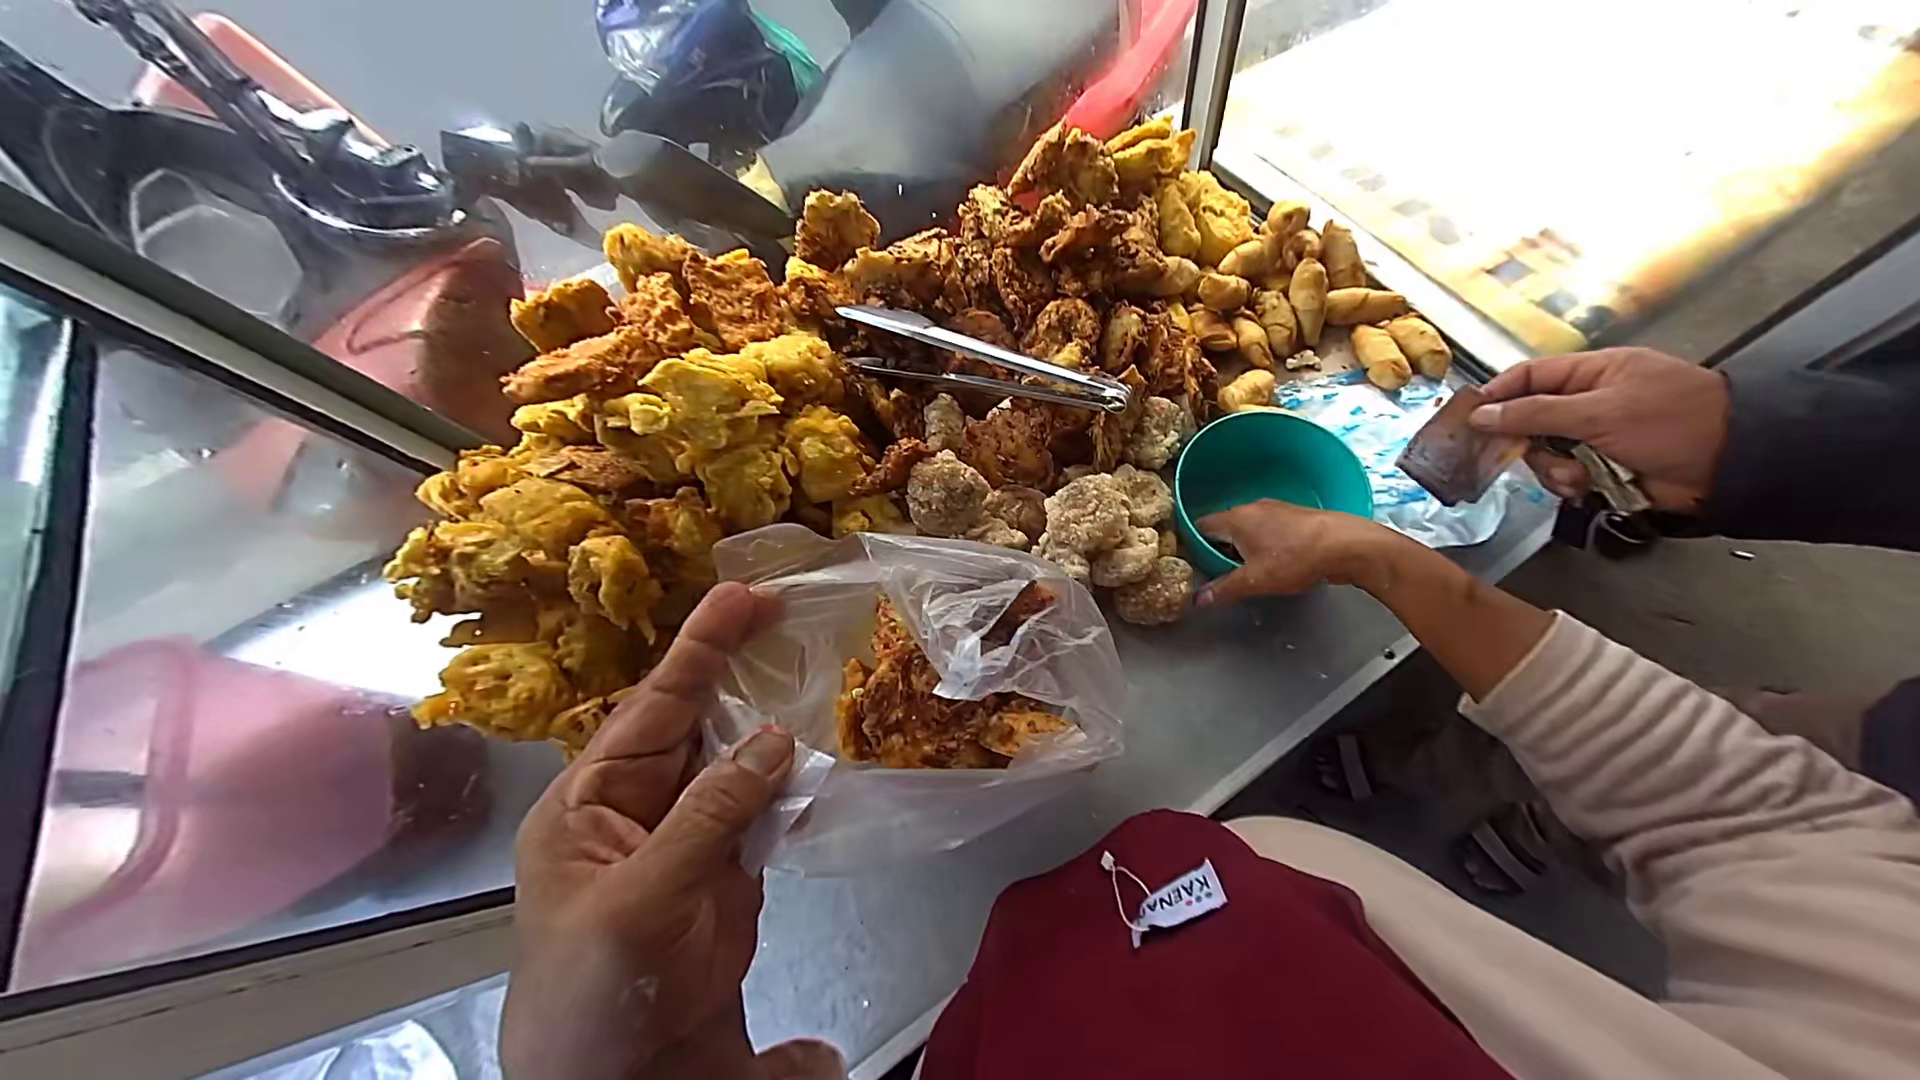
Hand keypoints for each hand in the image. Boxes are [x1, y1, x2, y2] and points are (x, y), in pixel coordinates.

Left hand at [502, 583, 842, 1079]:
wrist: (629, 1077)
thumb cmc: (598, 989)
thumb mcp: (641, 899)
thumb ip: (708, 813)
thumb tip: (776, 739)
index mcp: (595, 795)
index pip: (653, 703)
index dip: (699, 647)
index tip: (741, 597)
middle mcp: (642, 794)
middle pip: (698, 712)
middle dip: (737, 660)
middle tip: (783, 609)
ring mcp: (692, 821)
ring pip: (738, 748)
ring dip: (772, 708)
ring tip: (808, 657)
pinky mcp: (732, 850)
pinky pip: (766, 794)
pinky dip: (792, 768)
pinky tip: (817, 739)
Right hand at [1193, 500, 1401, 605]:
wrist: (1350, 546)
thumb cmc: (1297, 559)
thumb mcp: (1254, 581)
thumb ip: (1223, 590)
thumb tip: (1198, 600)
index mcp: (1235, 518)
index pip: (1200, 525)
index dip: (1192, 543)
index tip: (1191, 560)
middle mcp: (1252, 508)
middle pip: (1222, 526)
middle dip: (1217, 547)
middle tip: (1217, 570)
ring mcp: (1275, 509)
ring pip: (1246, 526)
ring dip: (1241, 545)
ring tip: (1246, 568)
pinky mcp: (1295, 516)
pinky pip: (1266, 527)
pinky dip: (1261, 542)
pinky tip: (1272, 560)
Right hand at [1469, 348, 1729, 511]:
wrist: (1735, 466)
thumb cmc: (1673, 422)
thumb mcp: (1598, 412)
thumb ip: (1533, 413)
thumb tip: (1479, 414)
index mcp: (1593, 373)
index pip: (1529, 376)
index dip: (1497, 394)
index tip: (1470, 417)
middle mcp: (1587, 401)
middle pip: (1526, 418)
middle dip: (1523, 440)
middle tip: (1514, 454)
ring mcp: (1592, 434)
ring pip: (1540, 451)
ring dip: (1548, 467)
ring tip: (1571, 475)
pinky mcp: (1597, 464)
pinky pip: (1559, 473)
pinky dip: (1564, 482)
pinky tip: (1581, 485)